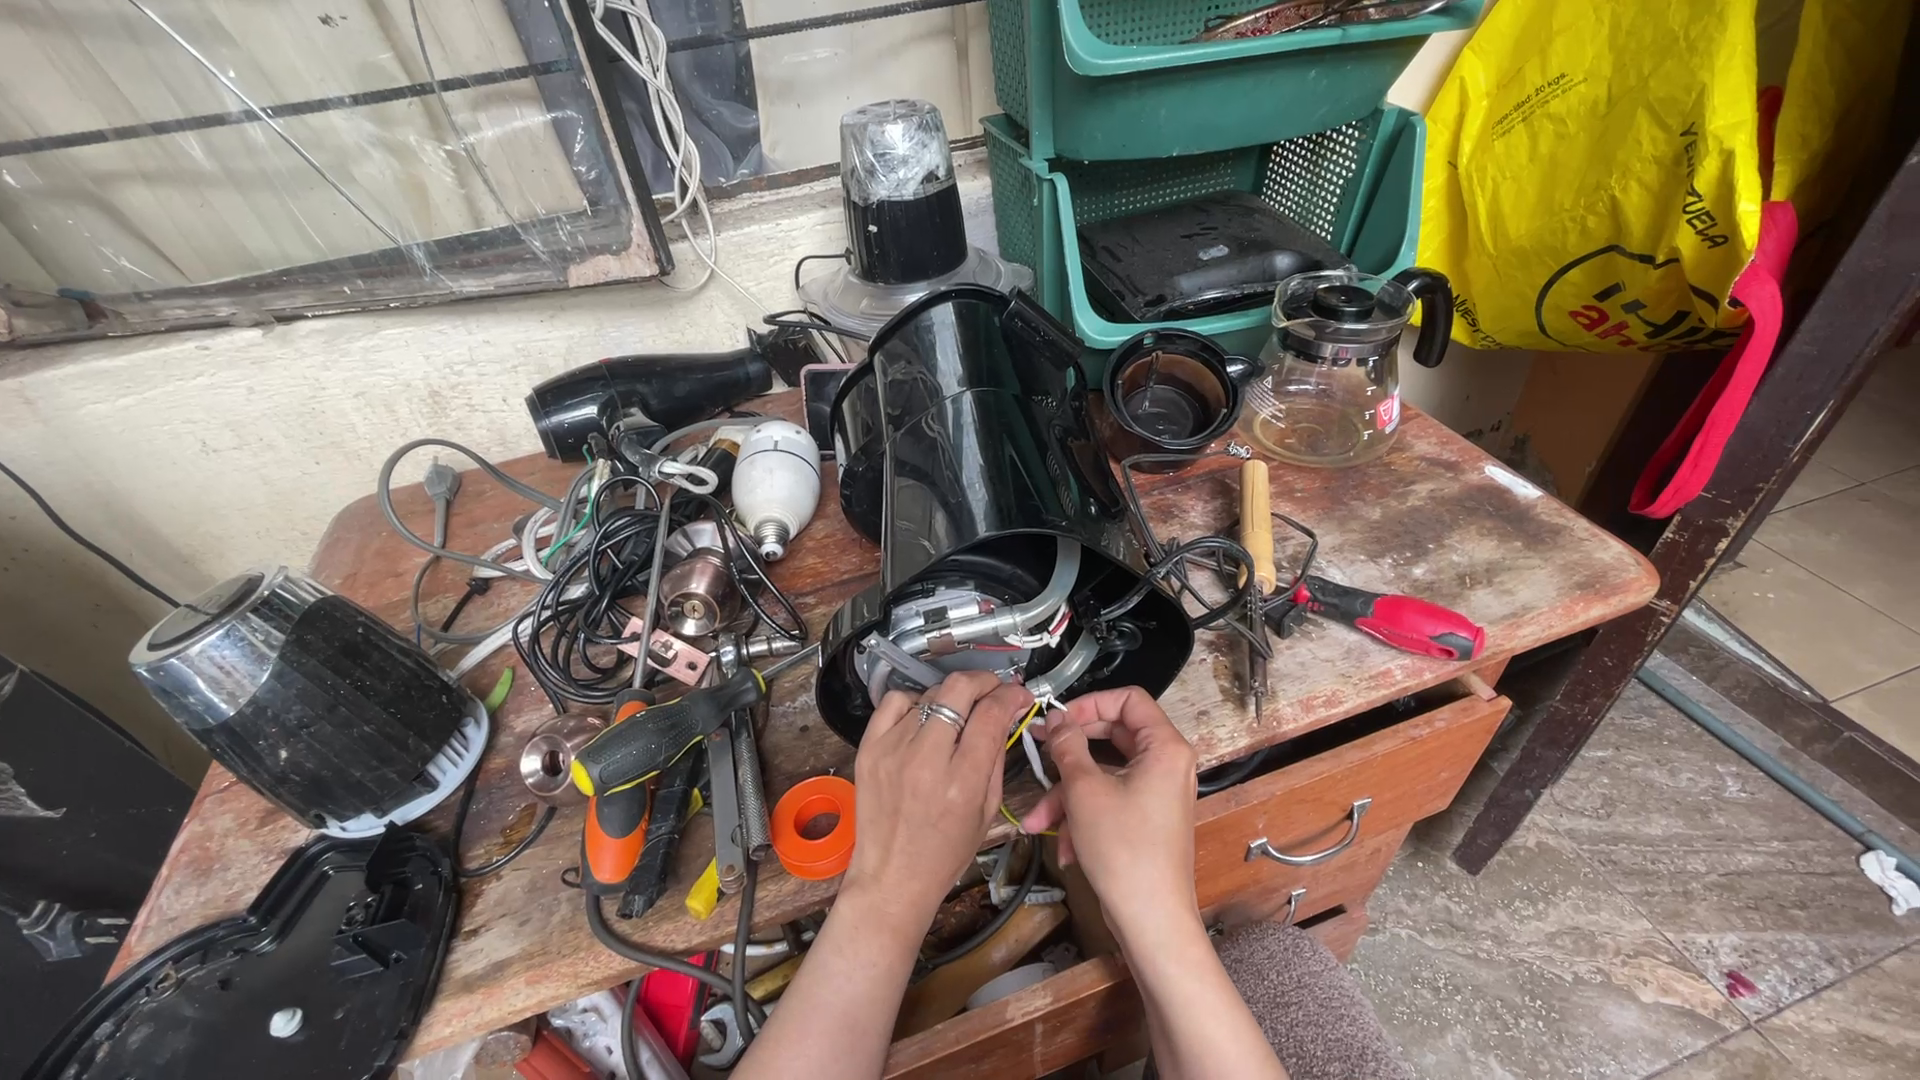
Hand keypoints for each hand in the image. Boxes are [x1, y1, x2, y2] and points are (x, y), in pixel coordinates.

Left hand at [843, 671, 1034, 925]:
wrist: (892, 877)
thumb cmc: (945, 852)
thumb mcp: (986, 809)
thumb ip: (996, 756)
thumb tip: (1005, 713)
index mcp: (962, 781)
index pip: (991, 713)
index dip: (1011, 695)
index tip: (1019, 696)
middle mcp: (925, 759)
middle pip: (959, 688)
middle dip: (984, 681)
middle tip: (993, 691)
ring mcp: (892, 749)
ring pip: (930, 693)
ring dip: (951, 698)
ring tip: (957, 715)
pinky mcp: (869, 748)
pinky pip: (894, 701)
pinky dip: (914, 702)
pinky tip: (923, 719)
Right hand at [1020, 686, 1199, 946]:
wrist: (1151, 920)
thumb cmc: (1123, 849)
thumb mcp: (1084, 789)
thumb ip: (1067, 746)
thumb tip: (1056, 719)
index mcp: (1164, 747)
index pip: (1128, 699)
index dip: (1089, 702)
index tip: (1058, 719)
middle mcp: (1167, 764)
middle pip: (1112, 736)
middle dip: (1069, 753)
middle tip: (1039, 750)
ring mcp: (1157, 793)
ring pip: (1104, 774)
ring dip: (1068, 795)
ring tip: (1039, 821)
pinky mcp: (1146, 819)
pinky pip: (1110, 800)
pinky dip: (1084, 816)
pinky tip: (1064, 846)